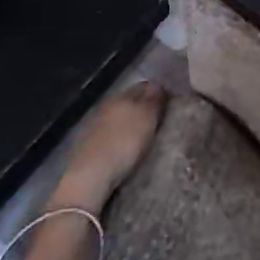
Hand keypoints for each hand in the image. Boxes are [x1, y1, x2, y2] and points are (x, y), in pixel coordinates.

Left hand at [48, 81, 166, 212]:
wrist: (90, 174)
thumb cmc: (123, 144)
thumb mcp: (146, 119)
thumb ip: (153, 100)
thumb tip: (159, 85)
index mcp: (122, 94)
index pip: (144, 86)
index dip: (157, 92)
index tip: (170, 103)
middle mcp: (108, 103)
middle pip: (130, 98)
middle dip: (144, 104)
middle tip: (160, 118)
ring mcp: (96, 121)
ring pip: (120, 114)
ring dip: (131, 119)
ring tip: (145, 133)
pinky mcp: (89, 140)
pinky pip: (111, 129)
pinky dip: (120, 132)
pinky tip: (125, 143)